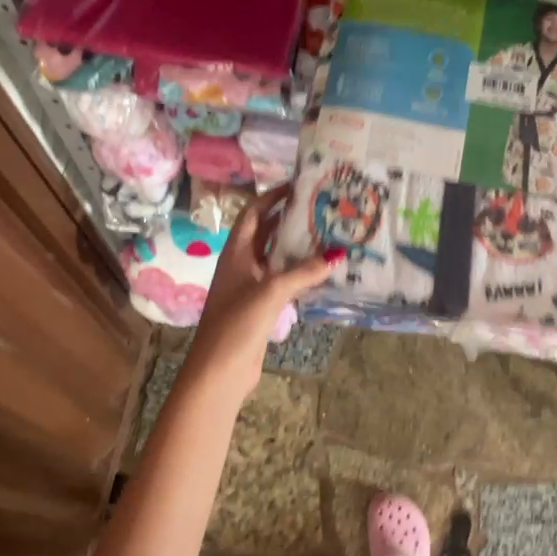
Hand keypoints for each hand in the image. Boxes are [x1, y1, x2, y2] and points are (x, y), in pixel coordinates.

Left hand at [187, 183, 340, 395]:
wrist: (219, 370)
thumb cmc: (238, 323)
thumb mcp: (272, 291)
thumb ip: (304, 272)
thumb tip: (337, 254)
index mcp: (236, 252)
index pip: (254, 213)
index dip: (272, 197)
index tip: (298, 185)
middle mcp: (241, 265)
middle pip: (265, 233)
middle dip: (289, 219)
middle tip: (321, 208)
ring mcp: (249, 287)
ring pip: (276, 258)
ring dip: (297, 247)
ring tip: (328, 234)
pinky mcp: (259, 307)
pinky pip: (282, 281)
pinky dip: (299, 274)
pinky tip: (322, 272)